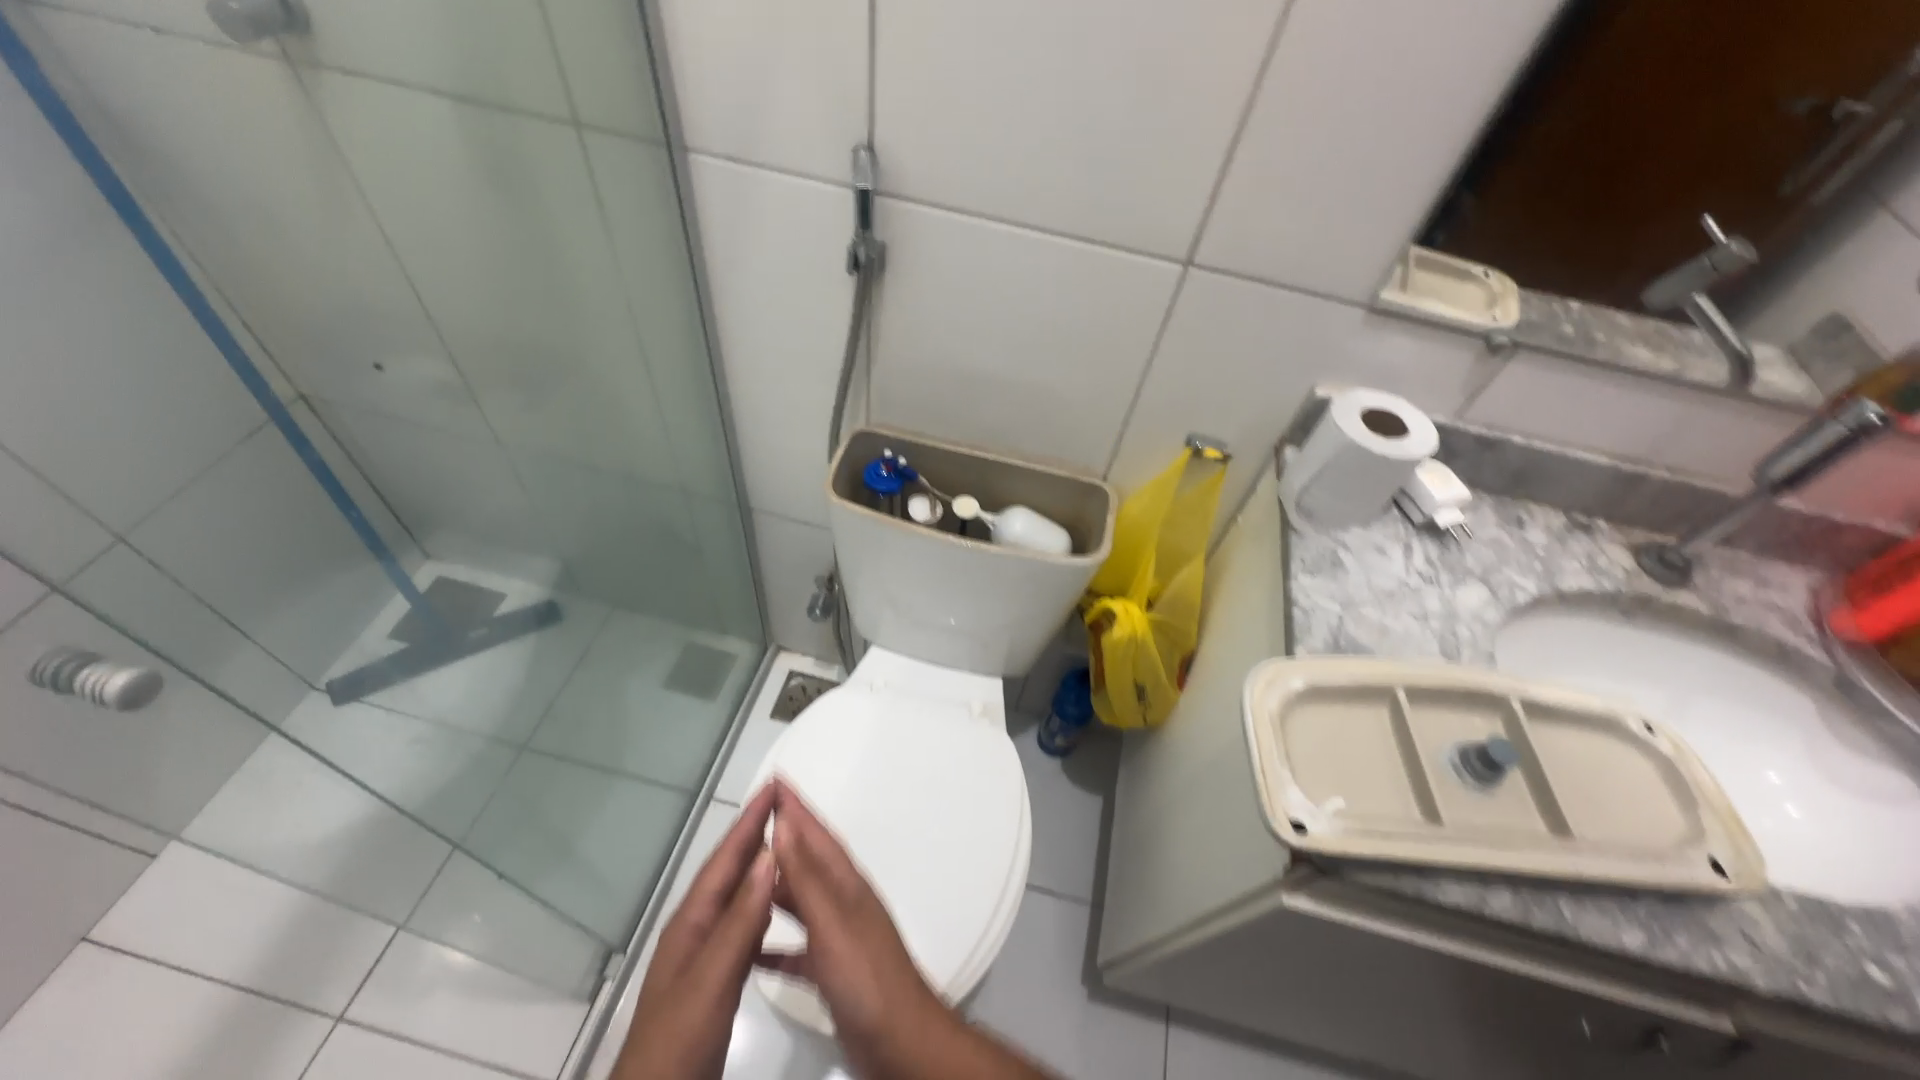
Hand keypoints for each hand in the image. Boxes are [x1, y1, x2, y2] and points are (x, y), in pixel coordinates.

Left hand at [615, 784, 777, 1079]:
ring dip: (759, 866)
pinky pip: (744, 929)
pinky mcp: (716, 981)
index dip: (748, 823)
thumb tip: (767, 858)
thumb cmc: (678, 1039)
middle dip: (753, 834)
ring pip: (737, 898)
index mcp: (691, 925)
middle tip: (782, 801)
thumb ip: (739, 923)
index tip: (774, 787)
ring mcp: (704, 958)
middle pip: (728, 873)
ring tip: (786, 843)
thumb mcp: (710, 980)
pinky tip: (778, 910)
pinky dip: (763, 906)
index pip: (724, 863)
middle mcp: (696, 932)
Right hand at [758, 783, 949, 1074]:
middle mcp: (843, 905)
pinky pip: (796, 950)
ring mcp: (838, 939)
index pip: (818, 836)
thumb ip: (808, 877)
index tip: (776, 781)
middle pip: (809, 864)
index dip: (798, 809)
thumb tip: (786, 826)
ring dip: (776, 887)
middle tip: (753, 821)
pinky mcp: (831, 972)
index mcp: (847, 886)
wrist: (898, 1039)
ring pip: (802, 903)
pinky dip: (774, 945)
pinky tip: (751, 950)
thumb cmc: (866, 976)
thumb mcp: (833, 922)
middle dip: (785, 840)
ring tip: (745, 876)